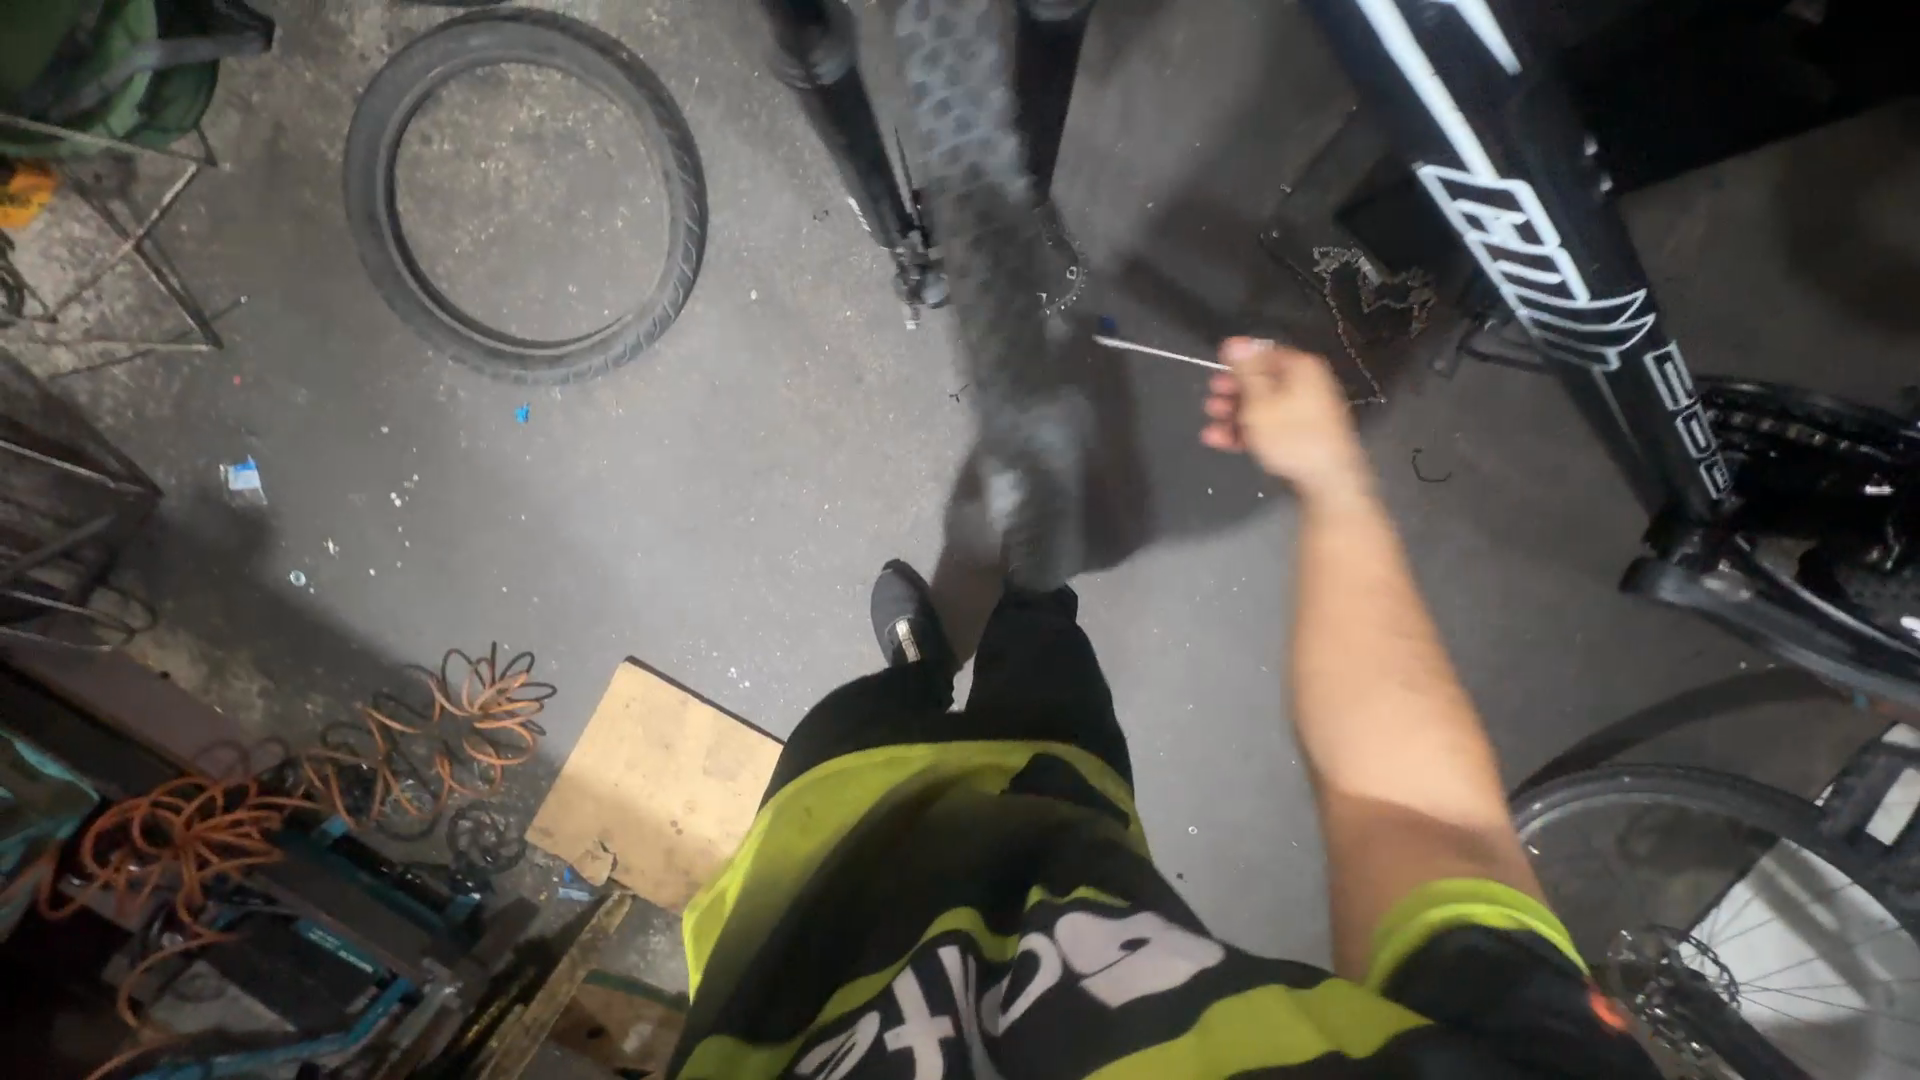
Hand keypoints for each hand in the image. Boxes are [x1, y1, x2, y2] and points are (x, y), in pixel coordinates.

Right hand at [1201, 338, 1370, 499]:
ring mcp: (1302, 411)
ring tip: (1209, 424)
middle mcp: (1304, 385)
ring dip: (1233, 415)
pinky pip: (1267, 426)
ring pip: (1261, 406)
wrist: (1326, 479)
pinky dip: (1245, 431)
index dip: (1238, 361)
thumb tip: (1234, 341)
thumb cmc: (1290, 435)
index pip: (1264, 353)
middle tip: (1209, 400)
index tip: (1214, 370)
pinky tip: (1219, 440)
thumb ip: (1245, 371)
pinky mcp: (1298, 435)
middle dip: (1232, 392)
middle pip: (1261, 382)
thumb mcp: (1260, 401)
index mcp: (1299, 368)